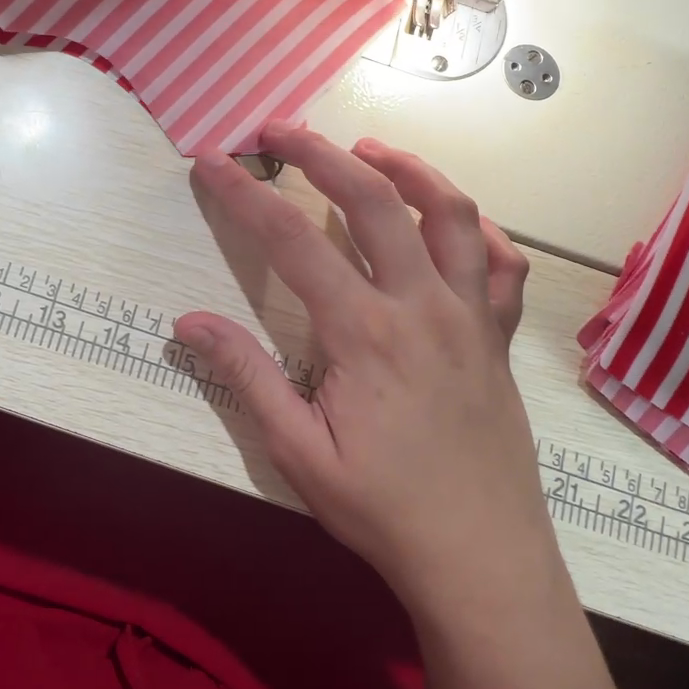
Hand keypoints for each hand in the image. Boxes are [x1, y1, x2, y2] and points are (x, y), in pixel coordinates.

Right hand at [174, 123, 550, 611]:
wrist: (481, 559)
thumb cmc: (381, 509)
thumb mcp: (296, 451)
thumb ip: (245, 376)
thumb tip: (189, 322)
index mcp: (364, 333)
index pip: (291, 242)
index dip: (245, 194)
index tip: (212, 162)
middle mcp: (422, 308)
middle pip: (372, 203)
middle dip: (320, 154)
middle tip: (279, 128)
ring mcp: (470, 318)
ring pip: (450, 215)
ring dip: (407, 169)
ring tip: (367, 149)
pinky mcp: (496, 340)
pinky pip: (500, 266)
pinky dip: (476, 228)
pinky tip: (451, 220)